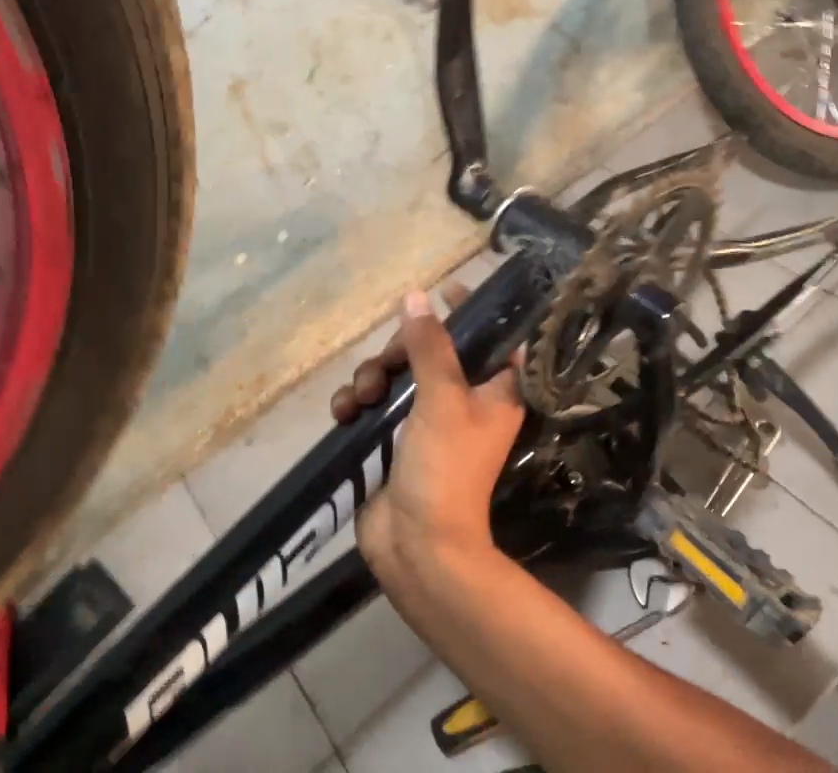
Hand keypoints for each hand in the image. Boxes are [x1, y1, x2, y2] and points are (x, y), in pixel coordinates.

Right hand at [350, 289, 525, 582]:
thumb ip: (429, 346)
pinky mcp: (393, 441)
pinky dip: (356, 404)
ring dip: (371, 377)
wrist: (418, 546)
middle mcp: (464, 402)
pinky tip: (343, 413)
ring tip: (360, 398)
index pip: (493, 338)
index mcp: (494, 392)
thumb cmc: (445, 468)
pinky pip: (373, 406)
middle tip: (385, 366)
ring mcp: (426, 422)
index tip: (447, 291)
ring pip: (396, 375)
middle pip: (431, 352)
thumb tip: (417, 296)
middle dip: (398, 351)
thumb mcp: (442, 399)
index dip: (473, 313)